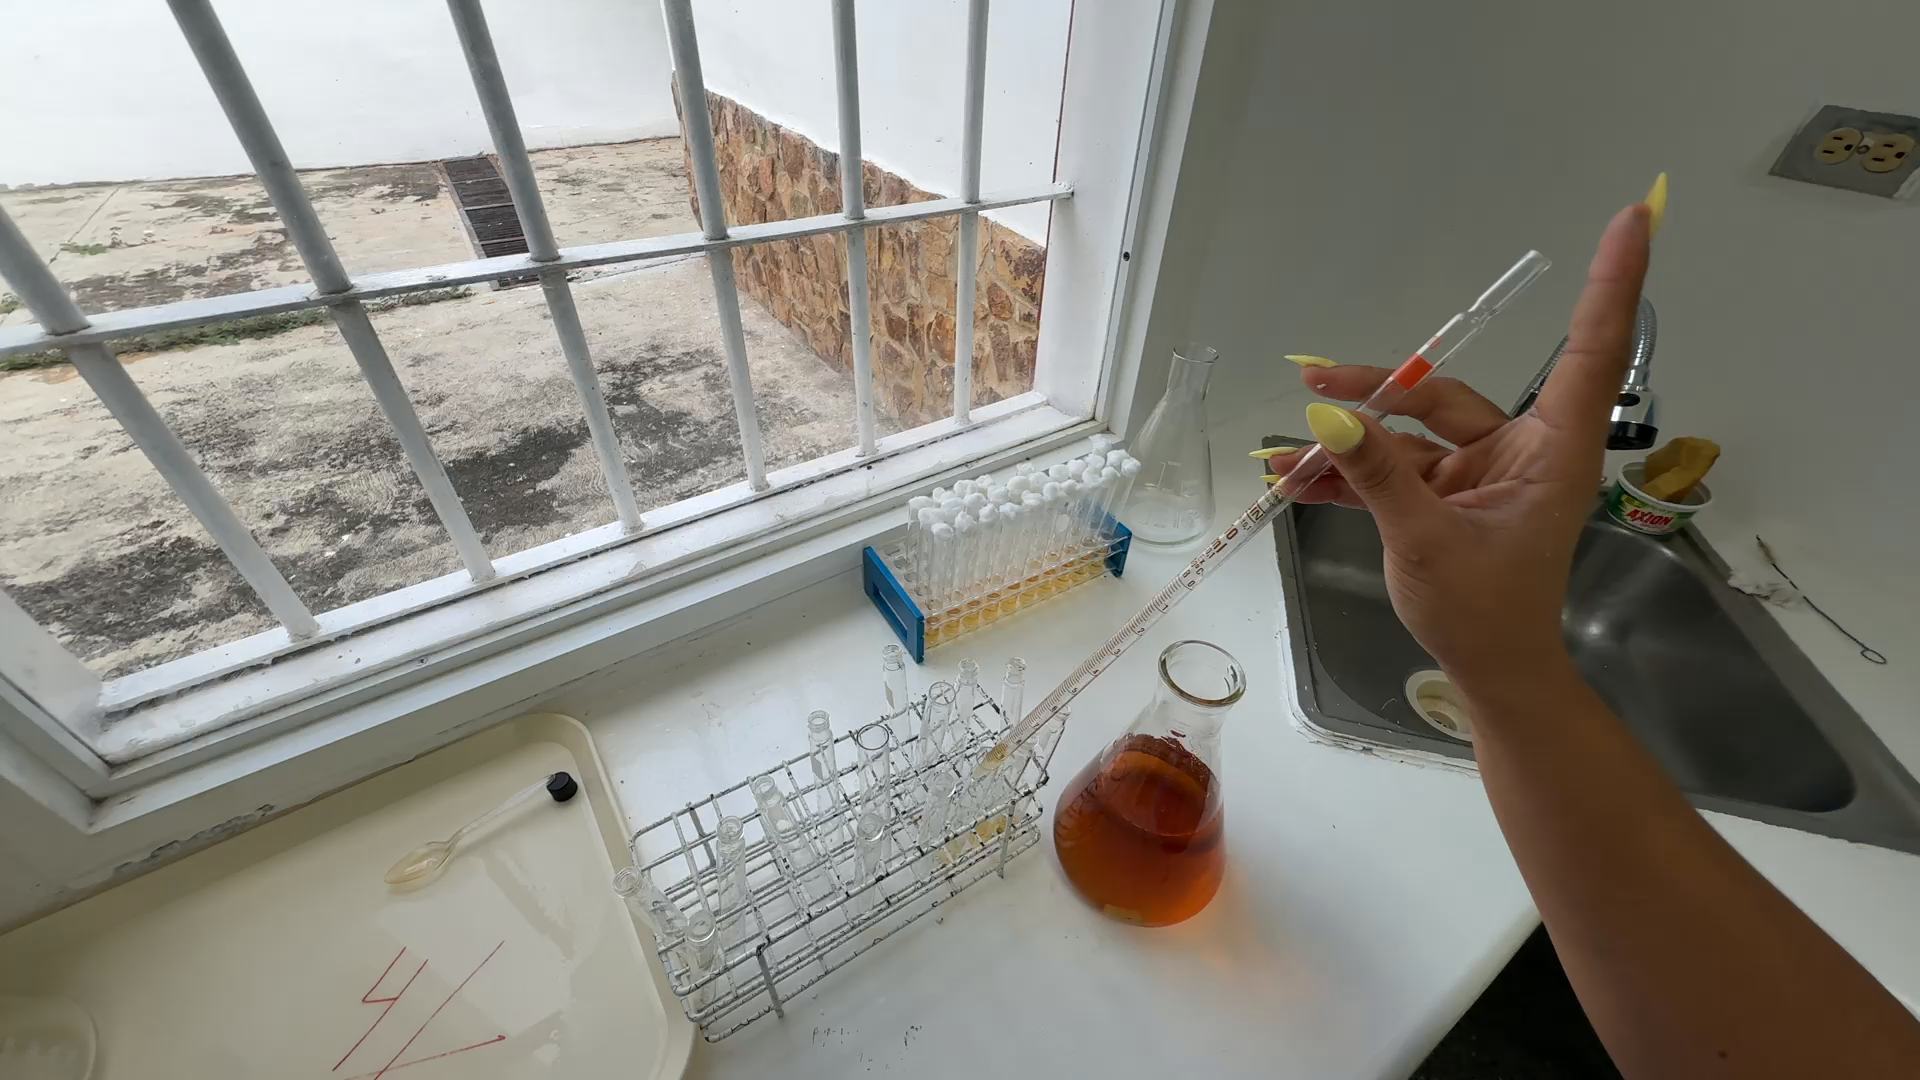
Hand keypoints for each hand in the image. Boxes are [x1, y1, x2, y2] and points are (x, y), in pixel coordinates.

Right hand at [1262, 203, 1652, 685]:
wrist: (1482, 664)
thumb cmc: (1480, 608)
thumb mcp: (1425, 538)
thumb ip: (1377, 473)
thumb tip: (1327, 419)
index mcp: (1546, 451)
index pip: (1586, 354)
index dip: (1610, 287)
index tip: (1633, 218)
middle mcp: (1510, 450)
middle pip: (1437, 398)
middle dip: (1370, 394)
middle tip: (1310, 384)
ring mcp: (1468, 474)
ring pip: (1398, 439)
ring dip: (1340, 449)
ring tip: (1279, 460)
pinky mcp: (1435, 498)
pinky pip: (1384, 473)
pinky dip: (1342, 477)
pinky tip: (1292, 482)